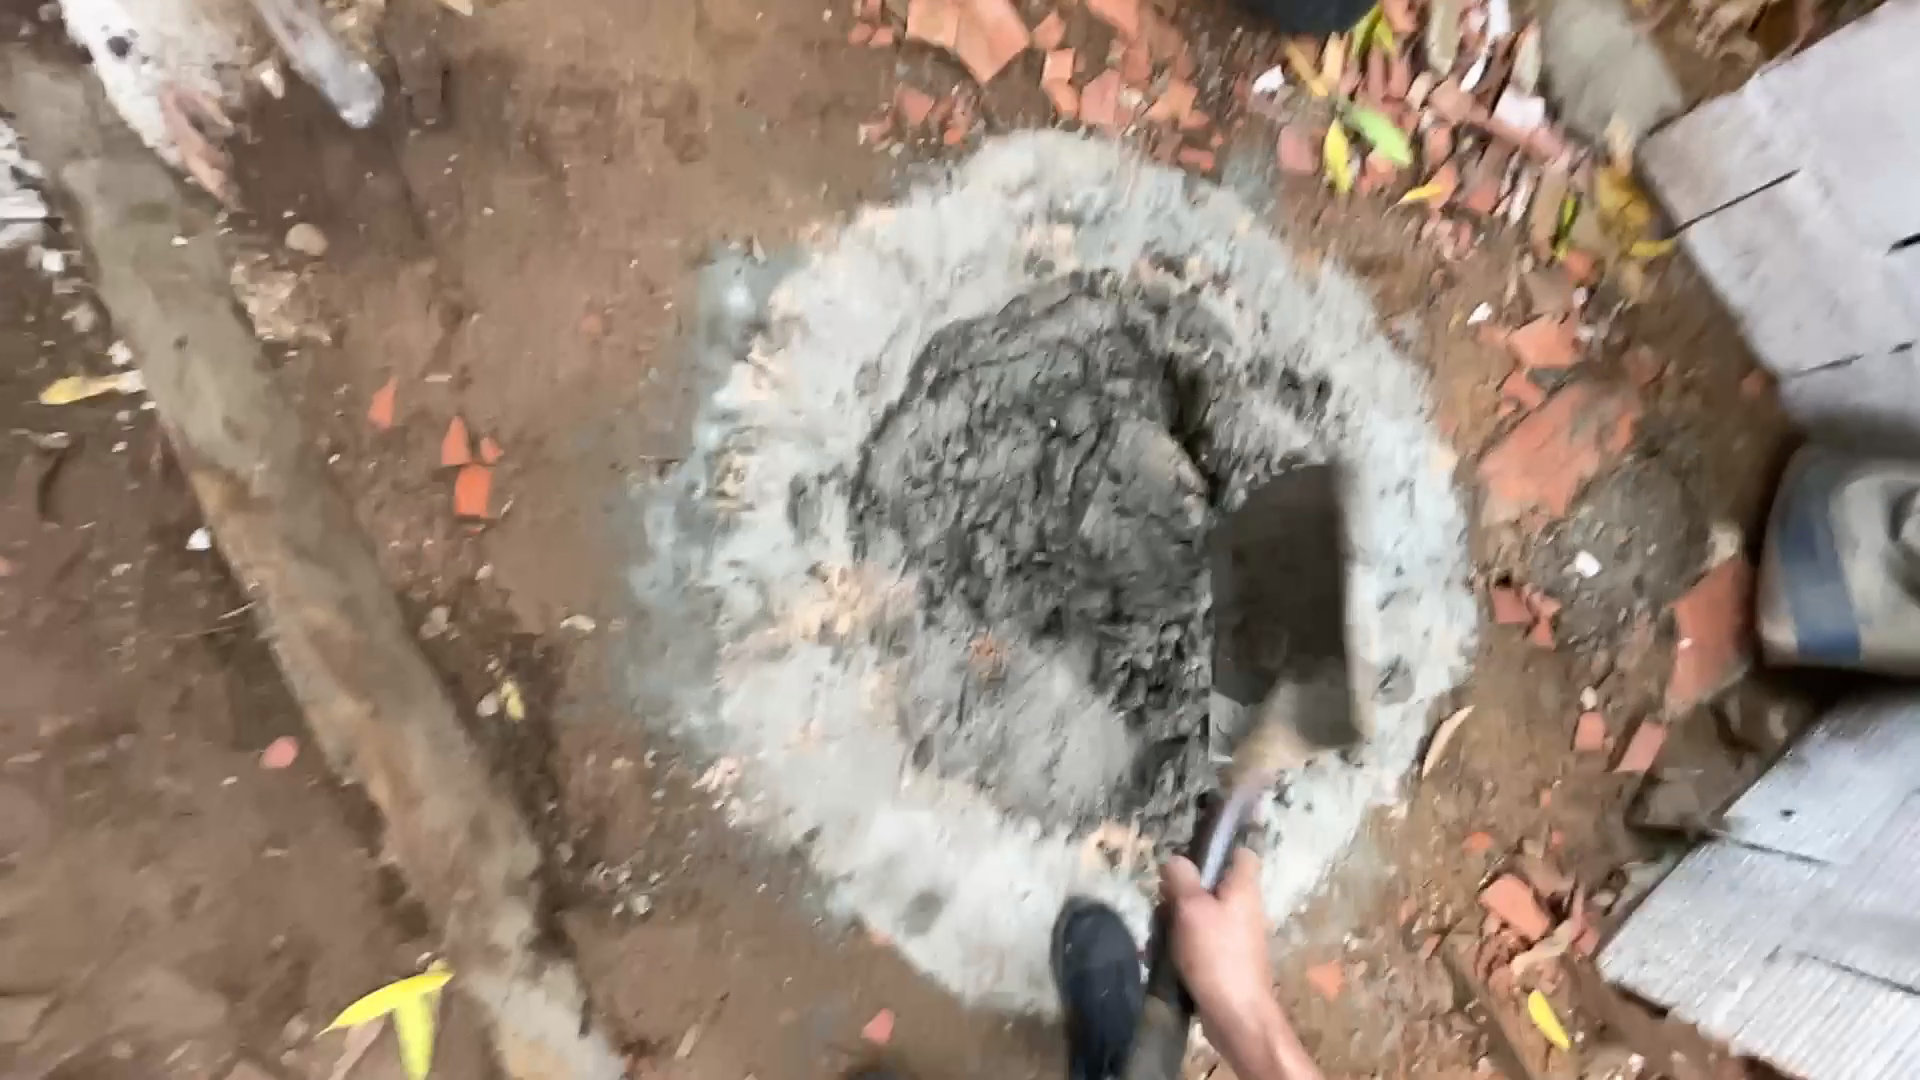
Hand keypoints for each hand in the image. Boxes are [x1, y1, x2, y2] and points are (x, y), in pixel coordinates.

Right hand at [1163, 852, 1322, 1079]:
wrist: (1238, 1017)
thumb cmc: (1216, 954)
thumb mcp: (1190, 907)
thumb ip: (1181, 877)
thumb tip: (1176, 860)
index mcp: (1243, 888)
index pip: (1242, 853)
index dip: (1220, 848)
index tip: (1192, 852)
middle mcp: (1246, 908)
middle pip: (1215, 883)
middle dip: (1187, 886)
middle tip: (1164, 894)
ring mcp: (1239, 935)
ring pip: (1206, 911)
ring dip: (1182, 915)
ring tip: (1161, 925)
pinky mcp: (1230, 959)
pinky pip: (1205, 937)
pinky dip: (1187, 940)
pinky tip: (1167, 949)